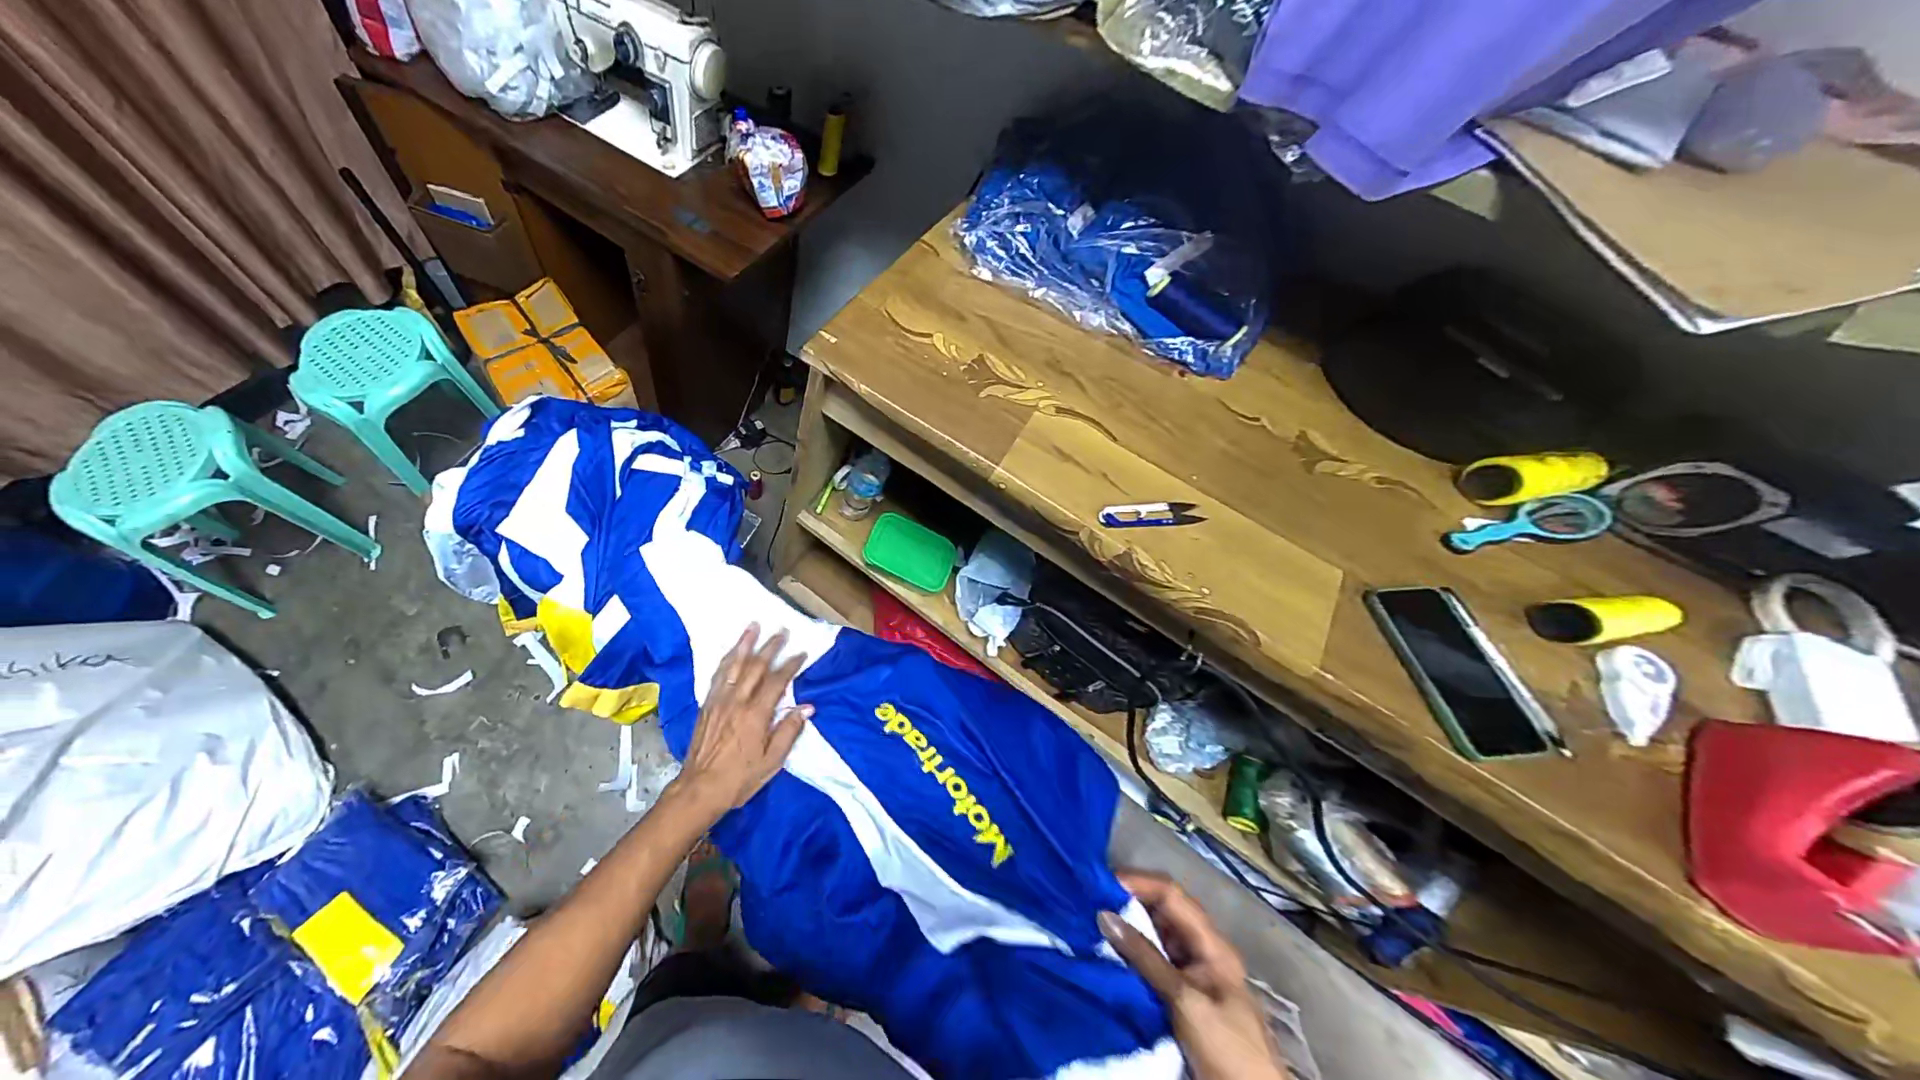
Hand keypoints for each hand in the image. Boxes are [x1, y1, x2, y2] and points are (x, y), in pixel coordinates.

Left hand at [672, 624, 810, 816]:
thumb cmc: (739, 778)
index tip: (801, 653)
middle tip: (782, 631)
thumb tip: (806, 708)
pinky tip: (731, 653)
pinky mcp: (706, 706)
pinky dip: (726, 660)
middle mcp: (736, 702)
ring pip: (733, 666)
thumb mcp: (772, 760)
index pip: (777, 681)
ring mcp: (719, 702)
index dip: (790, 665)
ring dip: (745, 644)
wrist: (699, 789)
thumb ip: (788, 731)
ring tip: (753, 627)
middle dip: (770, 647)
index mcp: (755, 714)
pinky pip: (717, 676)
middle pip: (756, 667)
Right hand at [1101, 870, 1287, 1079]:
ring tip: (1086, 925)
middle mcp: (1200, 952)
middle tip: (1086, 902)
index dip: (1138, 883)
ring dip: (1123, 929)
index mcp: (1211, 944)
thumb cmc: (1228, 1052)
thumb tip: (1104, 915)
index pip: (1171, 895)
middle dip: (1126, 903)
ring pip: (1152, 938)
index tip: (1100, 884)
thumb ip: (1146, 958)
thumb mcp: (1185, 1002)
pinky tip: (1101, 957)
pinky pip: (1148, 965)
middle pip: (1160, 912)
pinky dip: (1126, 957)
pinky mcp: (1177, 1000)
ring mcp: (1189, 976)